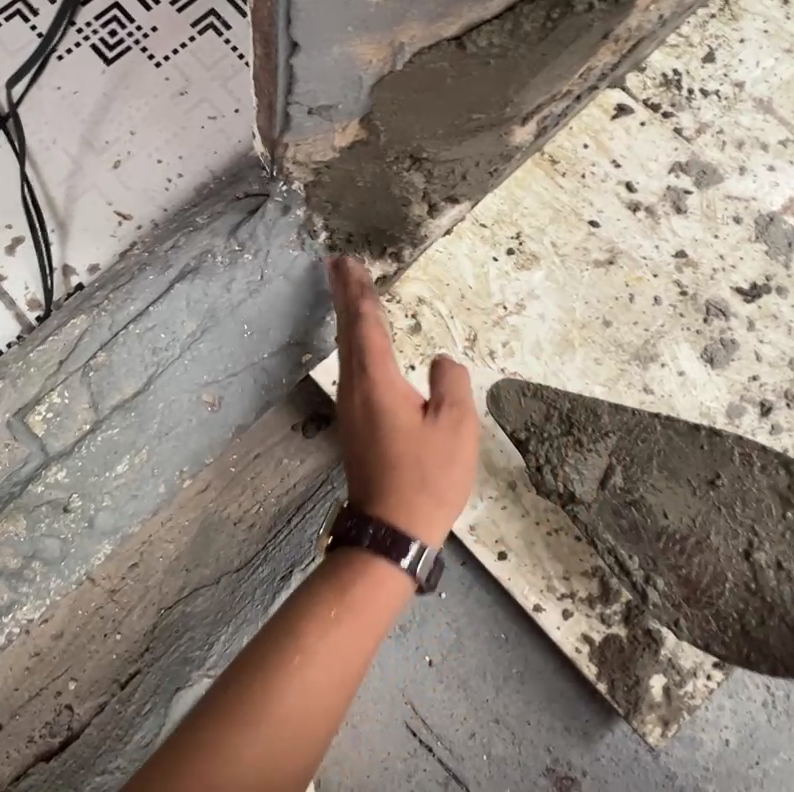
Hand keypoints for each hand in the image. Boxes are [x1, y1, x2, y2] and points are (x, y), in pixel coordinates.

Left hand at [327, 256, 478, 546]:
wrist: (392, 529)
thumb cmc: (427, 477)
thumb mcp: (456, 426)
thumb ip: (449, 382)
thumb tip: (439, 361)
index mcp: (376, 380)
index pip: (366, 323)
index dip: (359, 291)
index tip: (349, 263)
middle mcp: (354, 388)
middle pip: (348, 330)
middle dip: (344, 295)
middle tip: (337, 263)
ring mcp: (350, 407)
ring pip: (347, 350)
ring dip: (347, 317)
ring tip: (346, 291)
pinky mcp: (354, 424)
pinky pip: (352, 369)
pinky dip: (354, 343)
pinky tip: (361, 345)